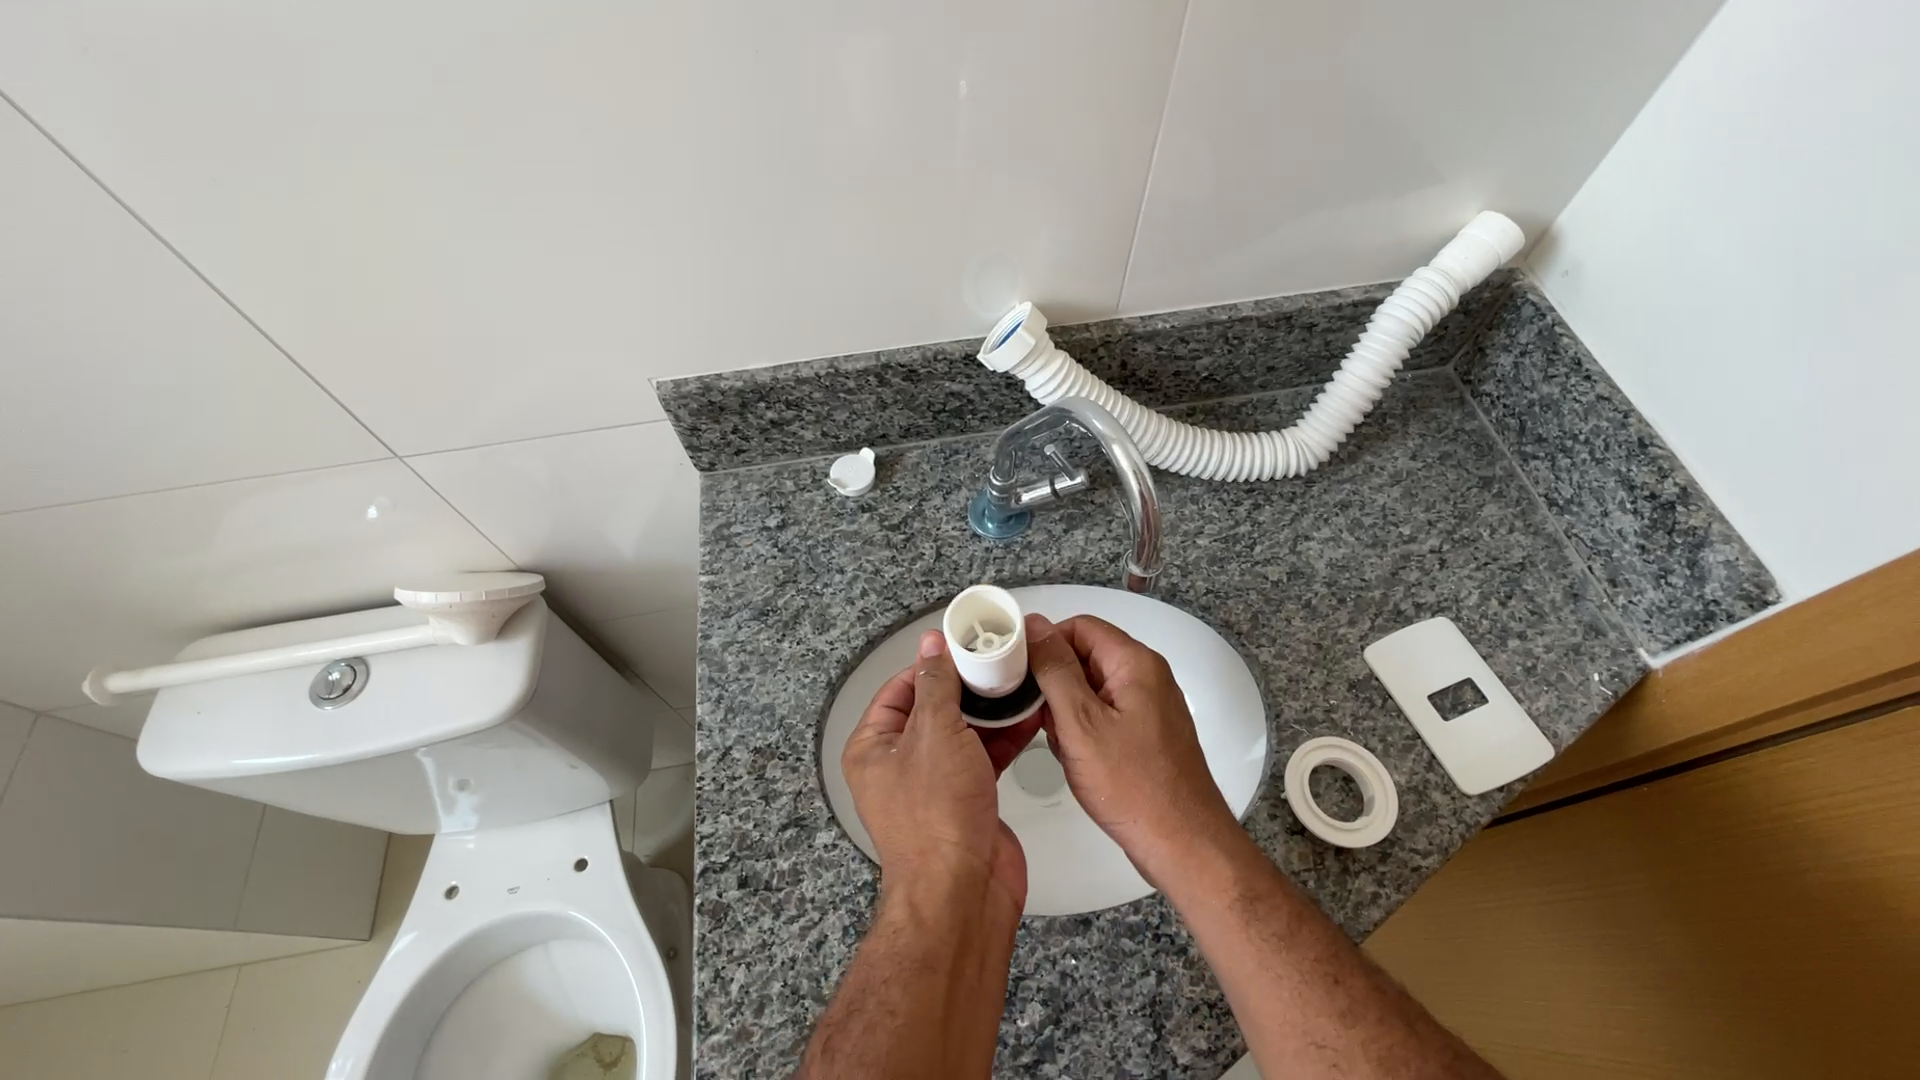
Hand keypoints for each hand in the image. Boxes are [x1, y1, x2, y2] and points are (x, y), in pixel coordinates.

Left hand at [842, 630, 1042, 910]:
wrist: (963, 891)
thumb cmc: (936, 815)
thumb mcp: (935, 733)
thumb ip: (937, 684)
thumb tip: (932, 644)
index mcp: (874, 747)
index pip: (900, 689)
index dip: (931, 665)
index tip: (963, 645)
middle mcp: (900, 764)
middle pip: (934, 708)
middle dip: (967, 685)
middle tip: (999, 659)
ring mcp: (935, 784)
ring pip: (962, 732)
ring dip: (990, 709)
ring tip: (1019, 679)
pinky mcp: (967, 799)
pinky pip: (984, 756)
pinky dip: (1004, 736)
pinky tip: (1029, 713)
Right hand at [1025, 613, 1240, 885]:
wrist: (1182, 843)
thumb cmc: (1131, 784)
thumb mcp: (1080, 722)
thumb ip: (1055, 669)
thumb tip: (1034, 624)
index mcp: (1135, 663)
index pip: (1079, 626)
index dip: (1045, 644)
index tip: (1019, 674)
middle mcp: (1146, 676)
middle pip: (1085, 656)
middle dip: (1055, 684)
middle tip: (1040, 718)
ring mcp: (1148, 705)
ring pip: (1090, 688)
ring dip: (1066, 712)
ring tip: (1062, 744)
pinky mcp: (1145, 732)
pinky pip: (1103, 714)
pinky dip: (1083, 730)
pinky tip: (1077, 758)